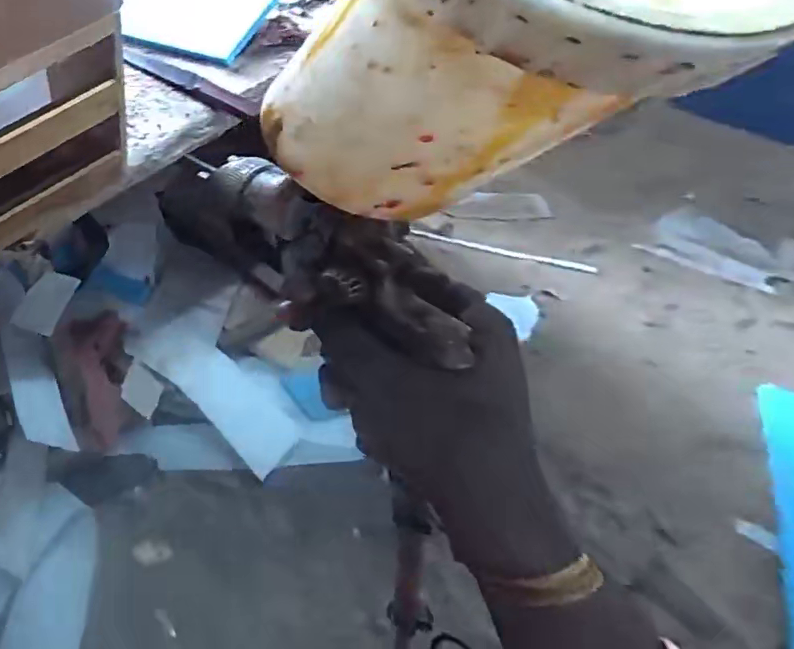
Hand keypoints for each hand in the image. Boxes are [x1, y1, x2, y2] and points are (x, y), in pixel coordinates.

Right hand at [314, 294, 579, 577]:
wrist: (490, 519)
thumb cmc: (442, 435)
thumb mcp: (380, 377)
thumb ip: (341, 331)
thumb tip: (303, 293)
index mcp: (476, 325)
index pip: (410, 274)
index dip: (361, 276)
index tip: (322, 285)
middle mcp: (472, 342)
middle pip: (391, 315)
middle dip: (347, 334)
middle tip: (312, 341)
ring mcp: (460, 375)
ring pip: (387, 348)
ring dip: (352, 367)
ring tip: (337, 396)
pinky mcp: (446, 403)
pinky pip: (397, 378)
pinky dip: (370, 390)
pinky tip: (352, 411)